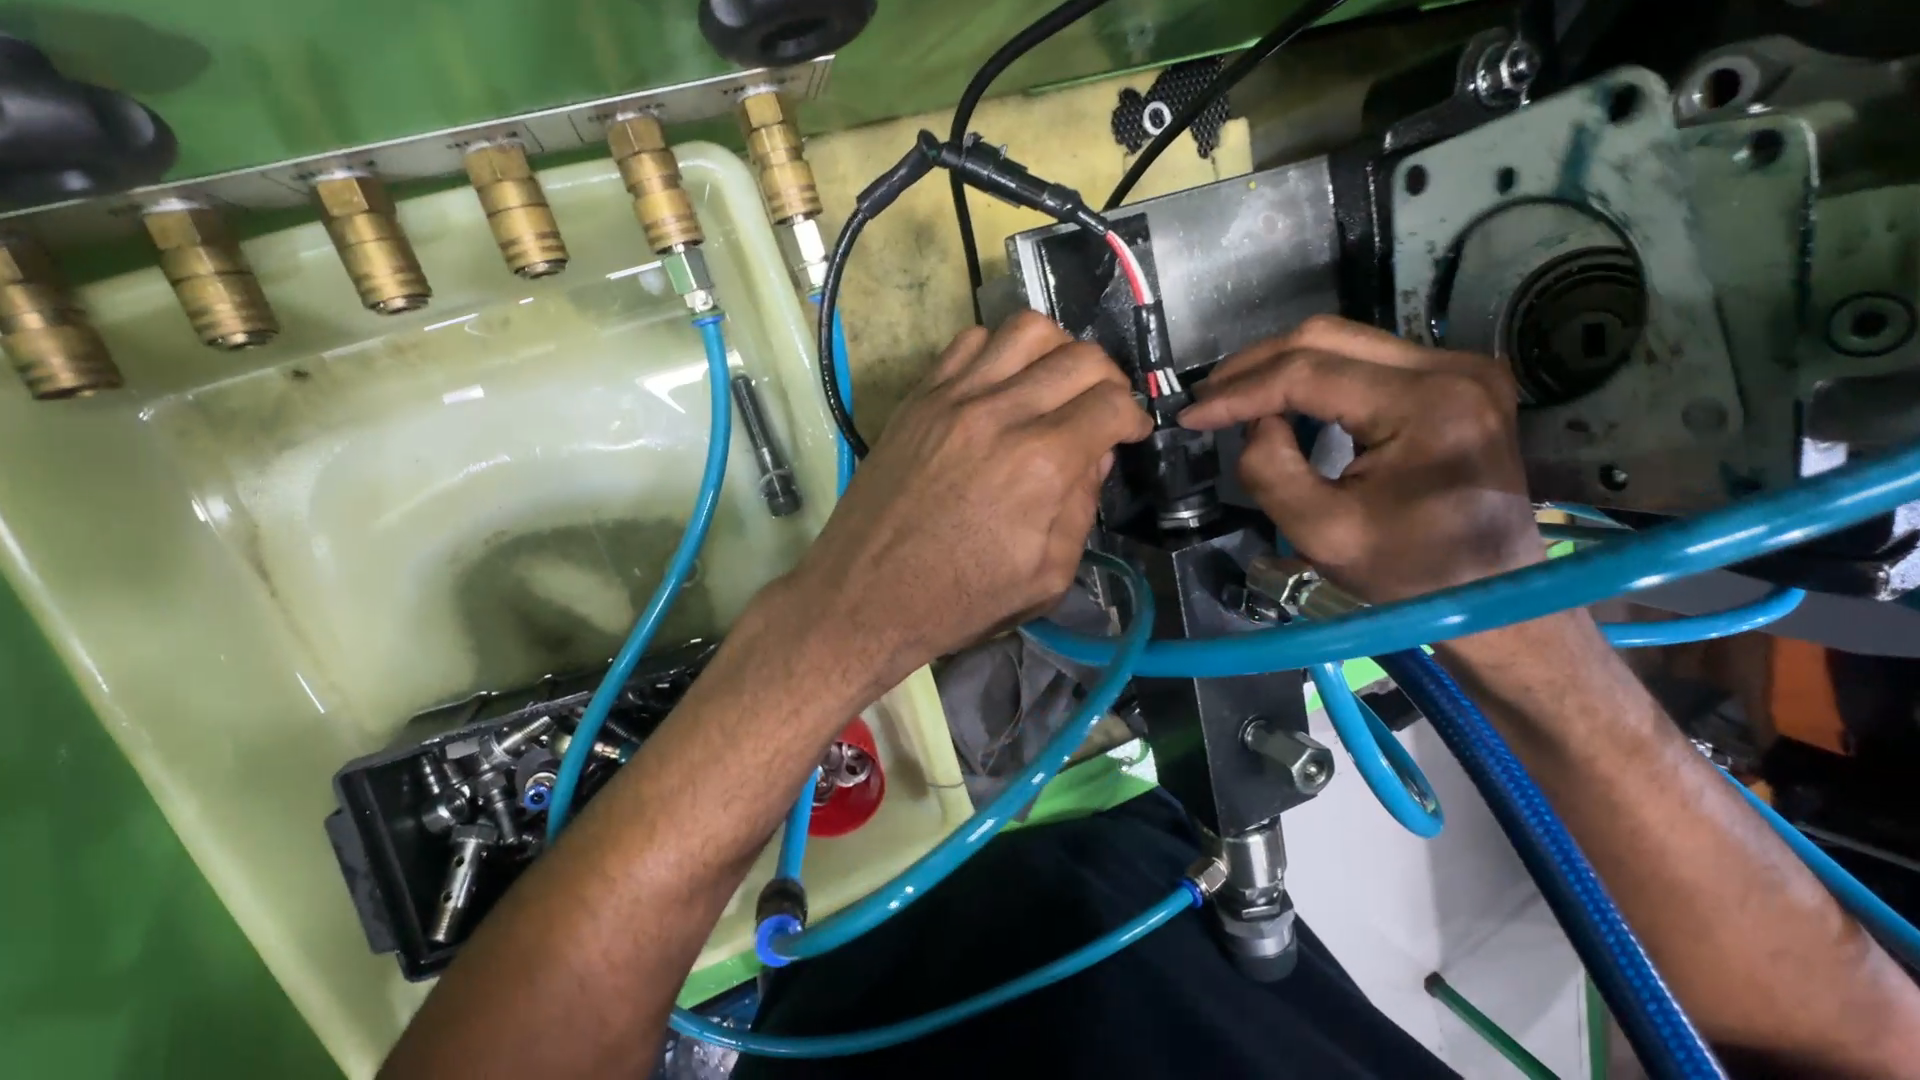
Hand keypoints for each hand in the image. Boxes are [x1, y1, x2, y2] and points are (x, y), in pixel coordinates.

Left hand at [784, 311, 1152, 682]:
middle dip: (1108, 379)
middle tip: (1103, 409)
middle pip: (1079, 356)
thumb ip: (1082, 507)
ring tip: (1056, 384)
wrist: (863, 598)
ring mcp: (951, 398)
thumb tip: (1095, 454)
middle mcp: (999, 414)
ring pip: (1025, 329)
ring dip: (1057, 350)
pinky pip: (968, 342)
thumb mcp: (1046, 577)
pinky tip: (1002, 385)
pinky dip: (999, 351)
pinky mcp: (917, 399)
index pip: (1110, 403)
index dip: (1133, 417)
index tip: (1130, 433)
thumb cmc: (959, 601)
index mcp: (1039, 463)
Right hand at [1178, 315, 1543, 603]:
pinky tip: (1285, 401)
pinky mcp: (1459, 381)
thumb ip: (1272, 470)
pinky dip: (1317, 377)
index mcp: (1427, 405)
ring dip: (1283, 367)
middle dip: (1255, 365)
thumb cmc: (1410, 576)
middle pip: (1328, 338)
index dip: (1240, 392)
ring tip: (1235, 398)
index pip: (1309, 374)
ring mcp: (1462, 369)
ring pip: (1346, 342)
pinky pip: (1369, 361)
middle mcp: (1452, 368)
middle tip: (1207, 397)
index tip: (1190, 415)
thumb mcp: (1323, 534)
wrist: (1492, 597)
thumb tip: (1256, 423)